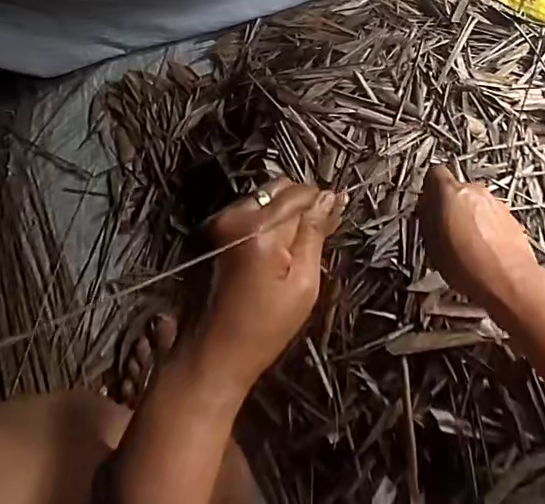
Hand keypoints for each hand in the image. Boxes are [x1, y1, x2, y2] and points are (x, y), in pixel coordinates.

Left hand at [195, 179, 344, 389]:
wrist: (212, 355)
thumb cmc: (262, 328)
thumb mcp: (304, 283)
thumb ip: (316, 232)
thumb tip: (329, 198)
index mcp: (260, 228)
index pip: (302, 193)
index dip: (322, 204)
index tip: (332, 220)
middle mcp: (236, 216)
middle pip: (281, 188)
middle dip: (301, 205)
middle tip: (313, 237)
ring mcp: (220, 222)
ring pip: (265, 197)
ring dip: (282, 213)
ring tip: (290, 251)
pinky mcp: (212, 232)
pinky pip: (249, 211)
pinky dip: (264, 222)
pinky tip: (270, 253)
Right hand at [417, 167, 544, 316]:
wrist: (510, 282)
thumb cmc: (470, 266)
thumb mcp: (432, 245)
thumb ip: (427, 218)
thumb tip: (426, 209)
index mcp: (449, 191)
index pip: (435, 173)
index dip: (430, 189)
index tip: (428, 205)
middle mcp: (475, 191)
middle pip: (457, 190)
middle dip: (450, 207)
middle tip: (444, 231)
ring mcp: (495, 204)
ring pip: (475, 204)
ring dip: (469, 219)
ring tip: (464, 248)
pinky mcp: (510, 218)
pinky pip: (492, 217)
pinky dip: (486, 229)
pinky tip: (482, 253)